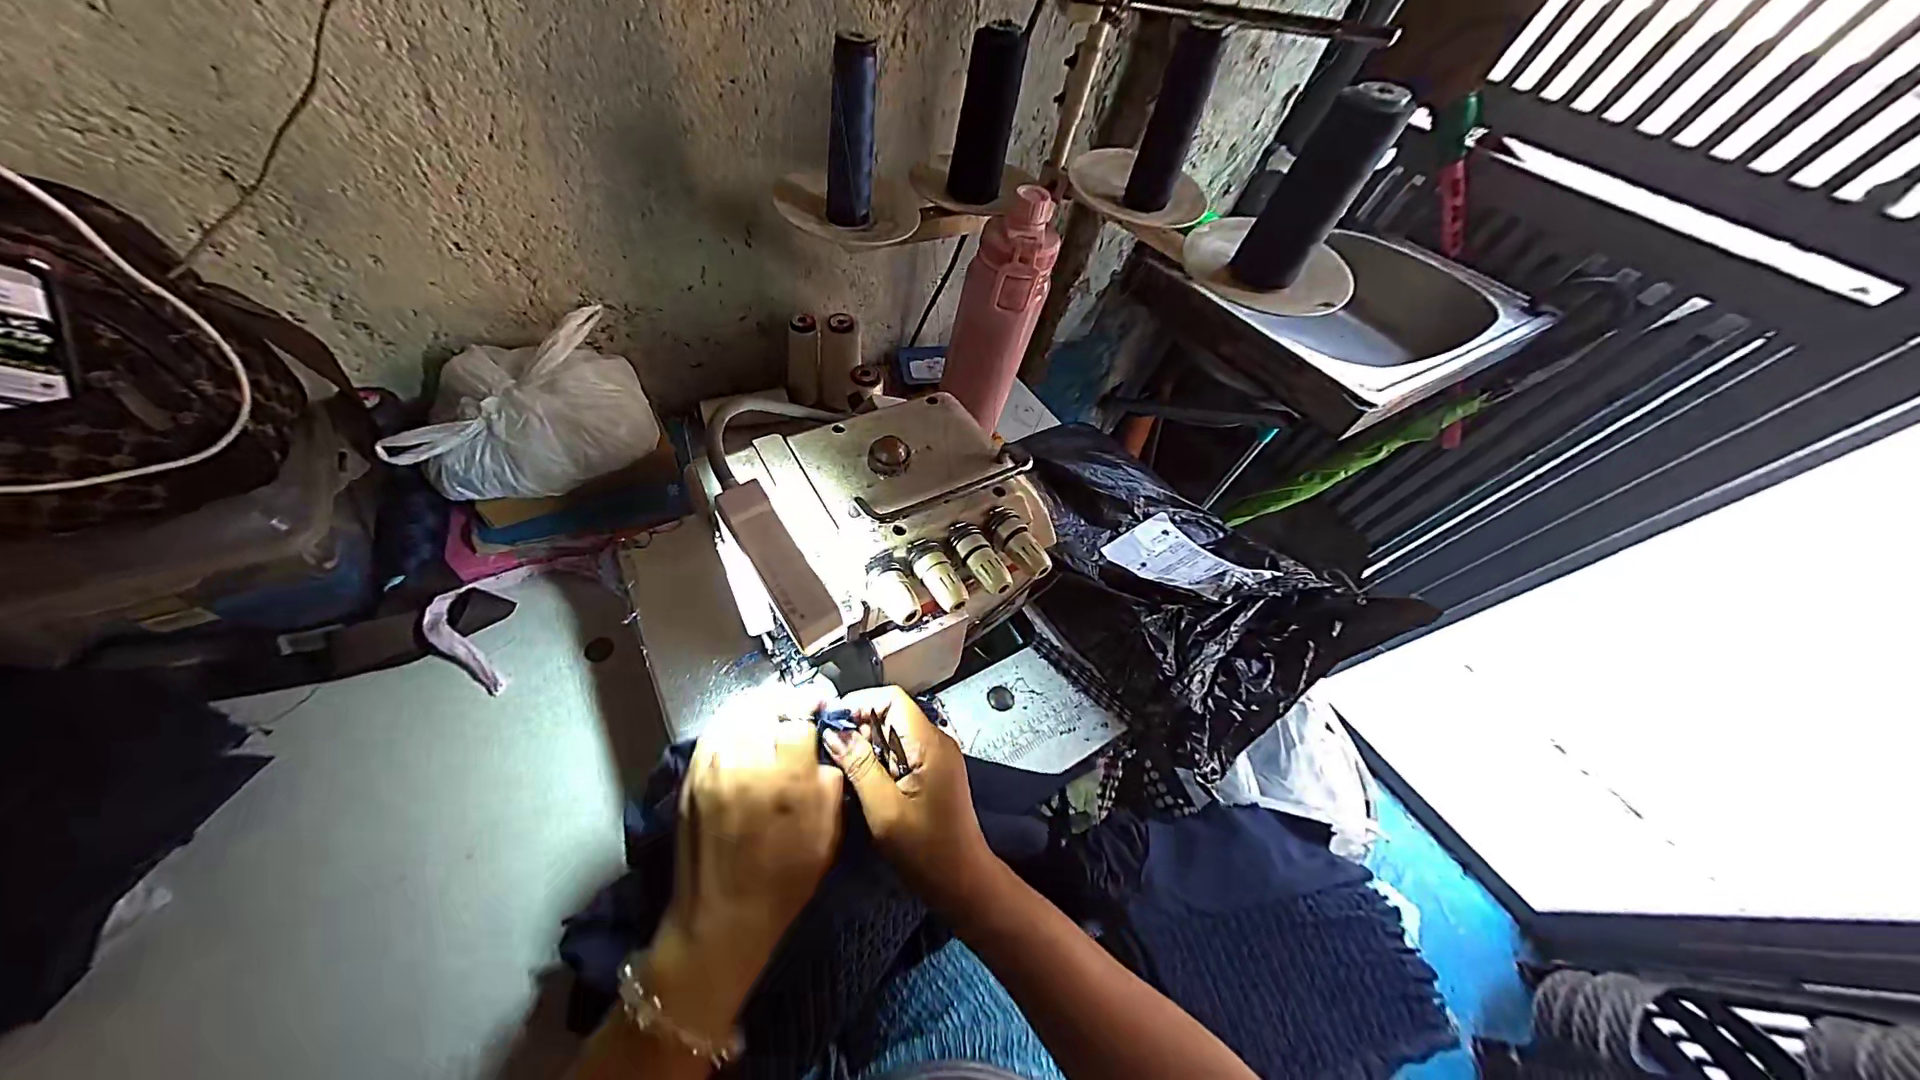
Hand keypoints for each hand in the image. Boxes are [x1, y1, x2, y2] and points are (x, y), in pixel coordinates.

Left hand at [650, 713, 843, 1034]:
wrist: (721, 917)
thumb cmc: (786, 878)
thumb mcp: (830, 827)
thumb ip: (831, 773)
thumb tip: (824, 739)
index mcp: (785, 777)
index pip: (801, 714)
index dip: (816, 707)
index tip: (824, 708)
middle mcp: (745, 762)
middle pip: (766, 702)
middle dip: (788, 700)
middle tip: (801, 707)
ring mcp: (711, 766)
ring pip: (738, 710)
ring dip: (762, 706)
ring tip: (775, 715)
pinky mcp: (691, 774)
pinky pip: (716, 728)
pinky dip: (736, 720)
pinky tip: (749, 730)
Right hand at [822, 686, 999, 915]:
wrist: (961, 879)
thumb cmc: (925, 849)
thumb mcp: (883, 808)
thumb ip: (858, 765)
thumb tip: (834, 733)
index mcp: (929, 742)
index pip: (891, 698)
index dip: (858, 704)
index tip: (831, 724)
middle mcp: (936, 740)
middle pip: (891, 712)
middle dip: (859, 726)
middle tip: (833, 751)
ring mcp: (936, 755)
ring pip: (894, 731)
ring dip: (867, 744)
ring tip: (846, 768)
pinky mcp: (933, 770)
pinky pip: (901, 750)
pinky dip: (880, 759)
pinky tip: (865, 781)